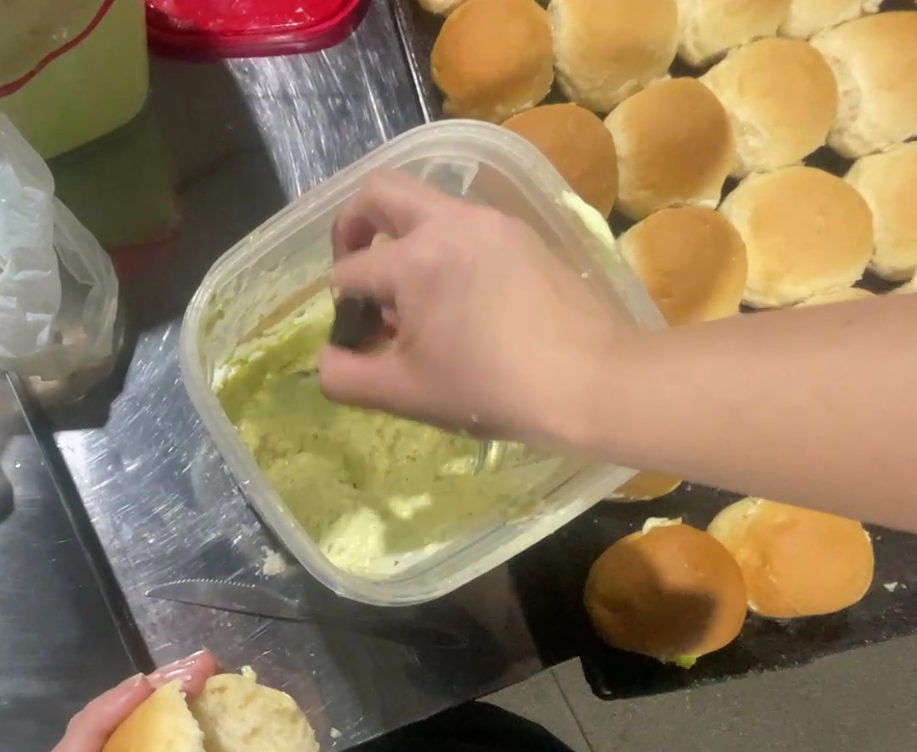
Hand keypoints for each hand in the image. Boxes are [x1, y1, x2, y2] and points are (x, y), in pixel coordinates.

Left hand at [44, 651, 309, 751]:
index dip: (93, 725)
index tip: (140, 692)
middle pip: (88, 742)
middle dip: (128, 698)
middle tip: (186, 671)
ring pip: (111, 736)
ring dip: (147, 700)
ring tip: (196, 673)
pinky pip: (135, 745)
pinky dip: (162, 717)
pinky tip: (199, 701)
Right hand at [318, 169, 631, 446]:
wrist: (591, 382)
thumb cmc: (488, 389)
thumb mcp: (401, 393)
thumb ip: (344, 377)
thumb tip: (325, 358)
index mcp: (415, 259)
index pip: (349, 273)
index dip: (342, 311)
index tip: (359, 343)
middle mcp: (450, 222)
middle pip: (379, 192)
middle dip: (351, 227)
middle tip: (353, 271)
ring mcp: (491, 222)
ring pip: (424, 206)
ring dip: (398, 243)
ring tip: (410, 301)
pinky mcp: (521, 234)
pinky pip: (461, 225)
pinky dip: (438, 250)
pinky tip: (453, 302)